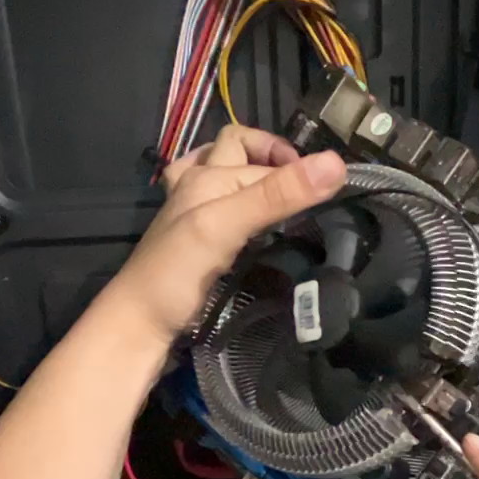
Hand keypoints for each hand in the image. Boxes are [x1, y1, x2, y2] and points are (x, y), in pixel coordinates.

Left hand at [103, 125, 346, 344]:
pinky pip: (221, 209)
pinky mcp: (197, 244)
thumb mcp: (227, 225)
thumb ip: (277, 195)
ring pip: (225, 176)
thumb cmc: (177, 272)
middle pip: (239, 153)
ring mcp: (194, 215)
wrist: (139, 324)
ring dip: (252, 175)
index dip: (301, 167)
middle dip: (272, 159)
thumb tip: (337, 164)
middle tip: (307, 189)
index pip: (266, 160)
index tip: (339, 189)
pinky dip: (240, 205)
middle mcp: (198, 186)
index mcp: (206, 174)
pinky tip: (255, 226)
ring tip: (284, 196)